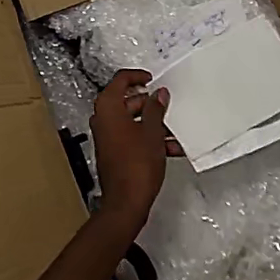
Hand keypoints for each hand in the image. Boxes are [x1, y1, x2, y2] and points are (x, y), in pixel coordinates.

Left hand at [90, 69, 172, 234]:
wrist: (125, 203)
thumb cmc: (137, 164)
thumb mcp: (152, 132)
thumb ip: (156, 109)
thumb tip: (159, 94)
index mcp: (108, 107)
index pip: (121, 80)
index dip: (137, 76)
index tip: (153, 79)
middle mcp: (103, 118)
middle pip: (128, 101)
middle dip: (150, 104)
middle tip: (169, 106)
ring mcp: (107, 136)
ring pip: (132, 120)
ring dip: (153, 124)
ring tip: (176, 130)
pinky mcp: (113, 151)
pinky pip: (132, 136)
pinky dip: (149, 139)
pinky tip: (171, 148)